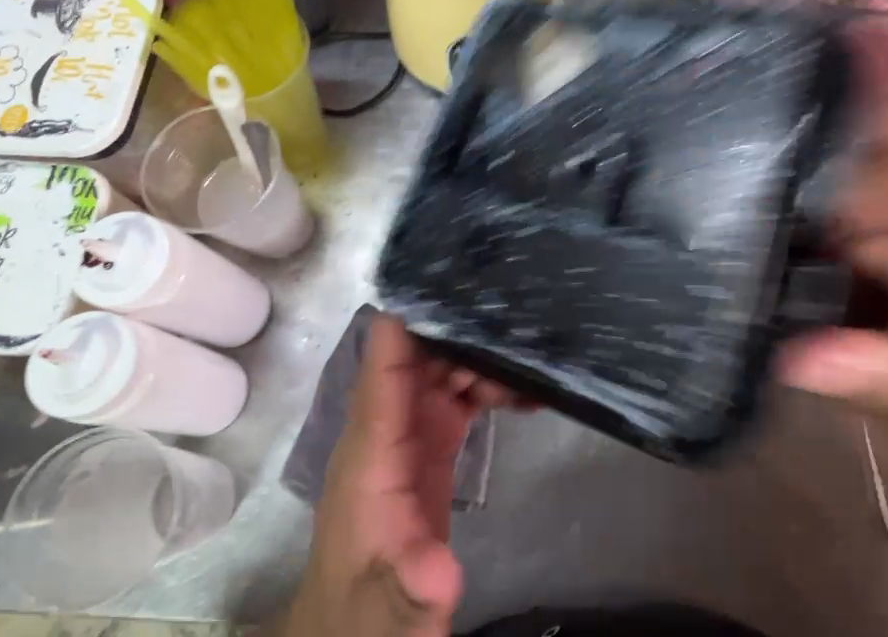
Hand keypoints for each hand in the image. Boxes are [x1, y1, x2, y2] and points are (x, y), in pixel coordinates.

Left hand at [284, 319, 513, 636]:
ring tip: (532, 361)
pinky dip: (485, 390)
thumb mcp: (392, 613)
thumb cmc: (367, 619)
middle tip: (519, 325)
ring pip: (439, 377)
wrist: (355, 636)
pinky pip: (454, 403)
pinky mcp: (426, 454)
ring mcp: (406, 442)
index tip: (443, 285)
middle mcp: (384, 437)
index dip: (405, 331)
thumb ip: (411, 588)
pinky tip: (524, 391)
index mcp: (369, 460)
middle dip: (461, 339)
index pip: (381, 380)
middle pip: (417, 365)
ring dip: (479, 362)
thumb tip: (437, 570)